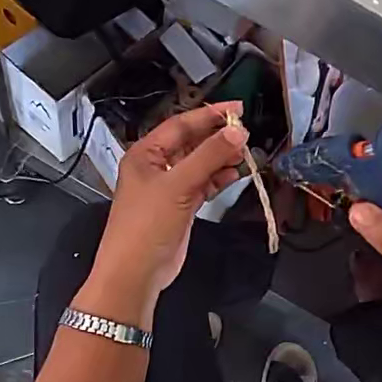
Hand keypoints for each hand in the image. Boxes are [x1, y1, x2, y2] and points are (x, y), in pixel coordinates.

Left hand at [75, 103, 247, 328]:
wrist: (136, 272)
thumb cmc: (144, 226)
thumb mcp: (178, 185)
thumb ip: (209, 156)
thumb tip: (237, 133)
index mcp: (145, 154)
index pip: (181, 124)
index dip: (209, 115)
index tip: (237, 109)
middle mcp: (156, 167)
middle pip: (192, 143)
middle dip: (218, 137)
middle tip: (246, 132)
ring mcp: (169, 188)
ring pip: (200, 164)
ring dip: (221, 158)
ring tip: (245, 153)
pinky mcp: (181, 207)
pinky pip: (203, 184)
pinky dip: (219, 179)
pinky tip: (235, 173)